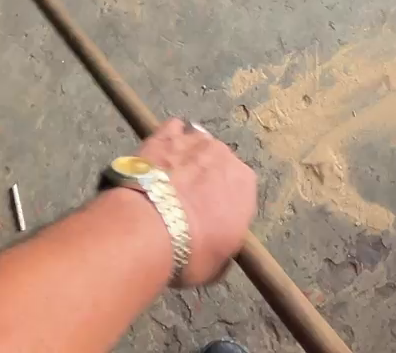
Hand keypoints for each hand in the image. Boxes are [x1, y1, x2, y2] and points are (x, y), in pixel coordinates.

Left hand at [133, 118, 257, 285]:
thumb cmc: (190, 251)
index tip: (211, 217)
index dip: (225, 203)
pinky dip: (169, 138)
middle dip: (207, 176)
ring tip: (171, 176)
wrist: (150, 226)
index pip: (241, 190)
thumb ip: (224, 247)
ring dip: (188, 156)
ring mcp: (194, 139)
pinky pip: (172, 129)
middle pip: (219, 162)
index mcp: (245, 184)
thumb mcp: (216, 265)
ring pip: (197, 142)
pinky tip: (160, 153)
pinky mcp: (165, 134)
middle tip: (188, 199)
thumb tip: (216, 244)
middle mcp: (224, 155)